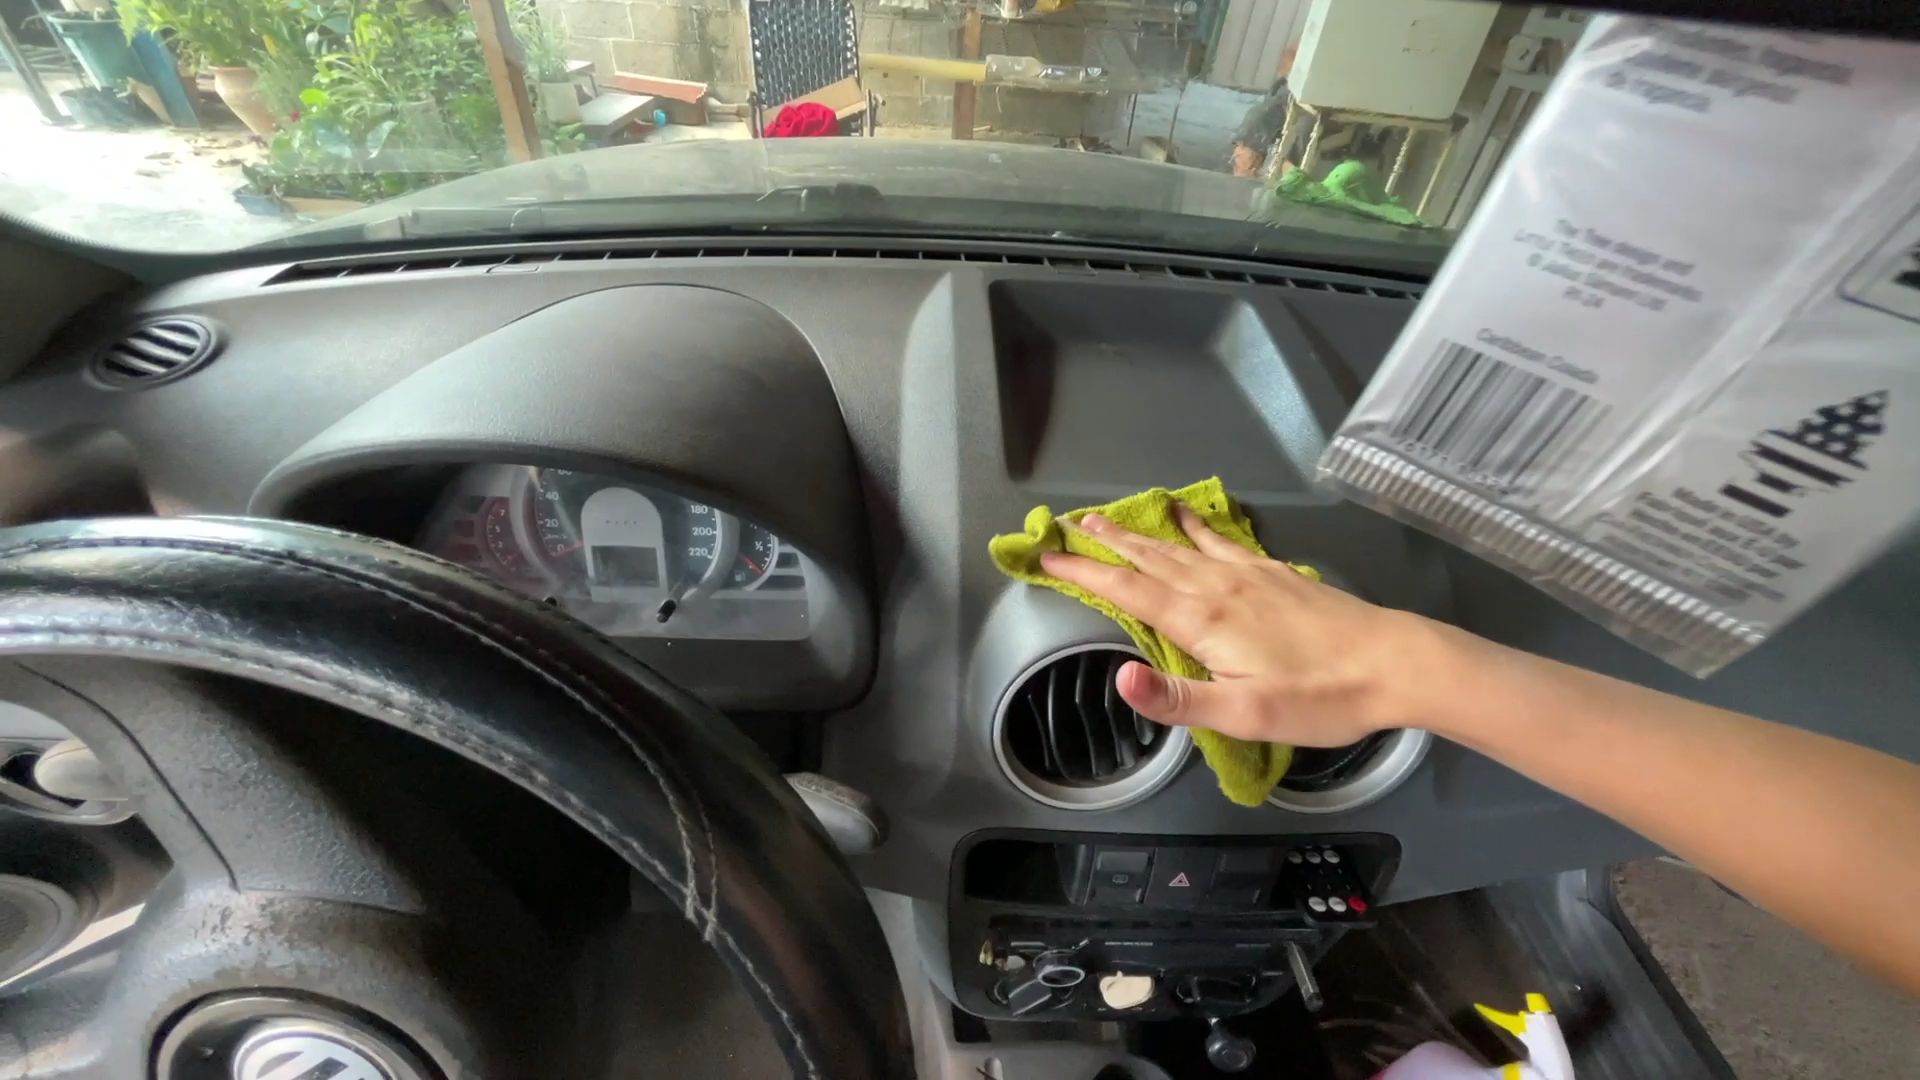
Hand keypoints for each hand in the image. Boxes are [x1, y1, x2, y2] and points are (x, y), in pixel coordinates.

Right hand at [1039, 508, 1456, 745]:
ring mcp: (1247, 573)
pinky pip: (1222, 541)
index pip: (1127, 590)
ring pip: (1178, 547)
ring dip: (1138, 533)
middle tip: (1067, 523)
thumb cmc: (1319, 696)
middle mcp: (1215, 585)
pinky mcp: (1272, 571)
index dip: (1083, 573)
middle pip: (1147, 558)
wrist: (1397, 662)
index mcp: (1201, 619)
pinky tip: (1189, 517)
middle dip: (1103, 542)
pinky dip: (1196, 528)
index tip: (1048, 557)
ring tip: (1109, 516)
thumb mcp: (1245, 715)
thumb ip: (1177, 698)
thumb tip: (1118, 678)